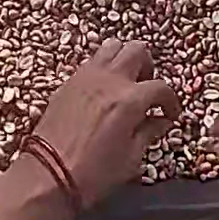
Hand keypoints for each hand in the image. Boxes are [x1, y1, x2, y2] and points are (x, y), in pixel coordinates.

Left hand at [31, 39, 178, 201]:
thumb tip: (161, 120)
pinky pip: (92, 61)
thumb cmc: (93, 173)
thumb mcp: (131, 158)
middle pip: (137, 50)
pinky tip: (103, 90)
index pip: (161, 87)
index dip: (170, 101)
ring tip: (125, 83)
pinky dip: (103, 68)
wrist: (47, 173)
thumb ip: (148, 132)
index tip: (170, 113)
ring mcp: (86, 76)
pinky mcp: (69, 81)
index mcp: (129, 100)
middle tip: (147, 91)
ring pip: (112, 47)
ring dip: (124, 59)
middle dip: (148, 67)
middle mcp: (109, 79)